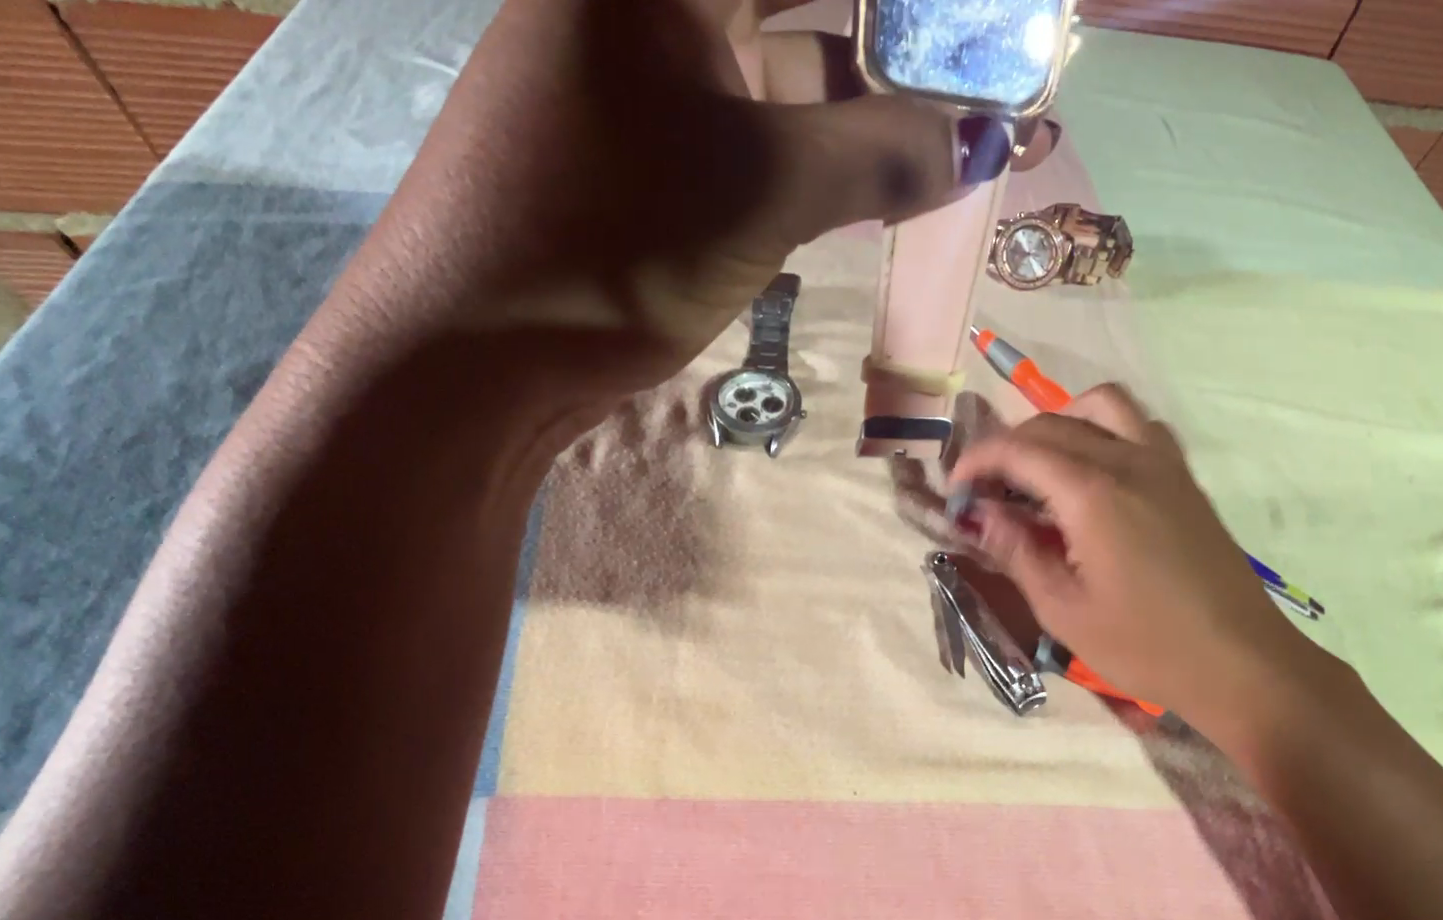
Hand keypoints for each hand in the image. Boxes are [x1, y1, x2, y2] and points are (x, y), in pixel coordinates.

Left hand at [396, 0, 1056, 401]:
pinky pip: (751, 130)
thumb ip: (880, 151)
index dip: (905, 15)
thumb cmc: (606, 245)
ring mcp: (639, 79)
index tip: (971, 39)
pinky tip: (876, 180)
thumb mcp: (762, 189)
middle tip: (974, 87)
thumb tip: (976, 143)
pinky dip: (816, 155)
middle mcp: (642, 5)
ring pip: (779, 69)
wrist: (466, 360)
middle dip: (893, 48)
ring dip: (863, 108)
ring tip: (948, 142)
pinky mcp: (644, 152)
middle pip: (796, 7)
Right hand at [947, 386, 1343, 730]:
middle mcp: (1129, 461)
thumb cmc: (1145, 646)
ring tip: (1041, 468)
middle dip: (1010, 446)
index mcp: (1093, 493)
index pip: (1019, 450)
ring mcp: (1164, 464)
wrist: (1240, 662)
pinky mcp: (1185, 480)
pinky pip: (1139, 427)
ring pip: (1104, 406)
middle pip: (1054, 423)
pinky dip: (1104, 431)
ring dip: (1061, 423)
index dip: (977, 461)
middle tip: (989, 491)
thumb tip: (982, 515)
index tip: (955, 489)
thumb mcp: (1063, 610)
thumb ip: (1018, 551)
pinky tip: (1093, 477)